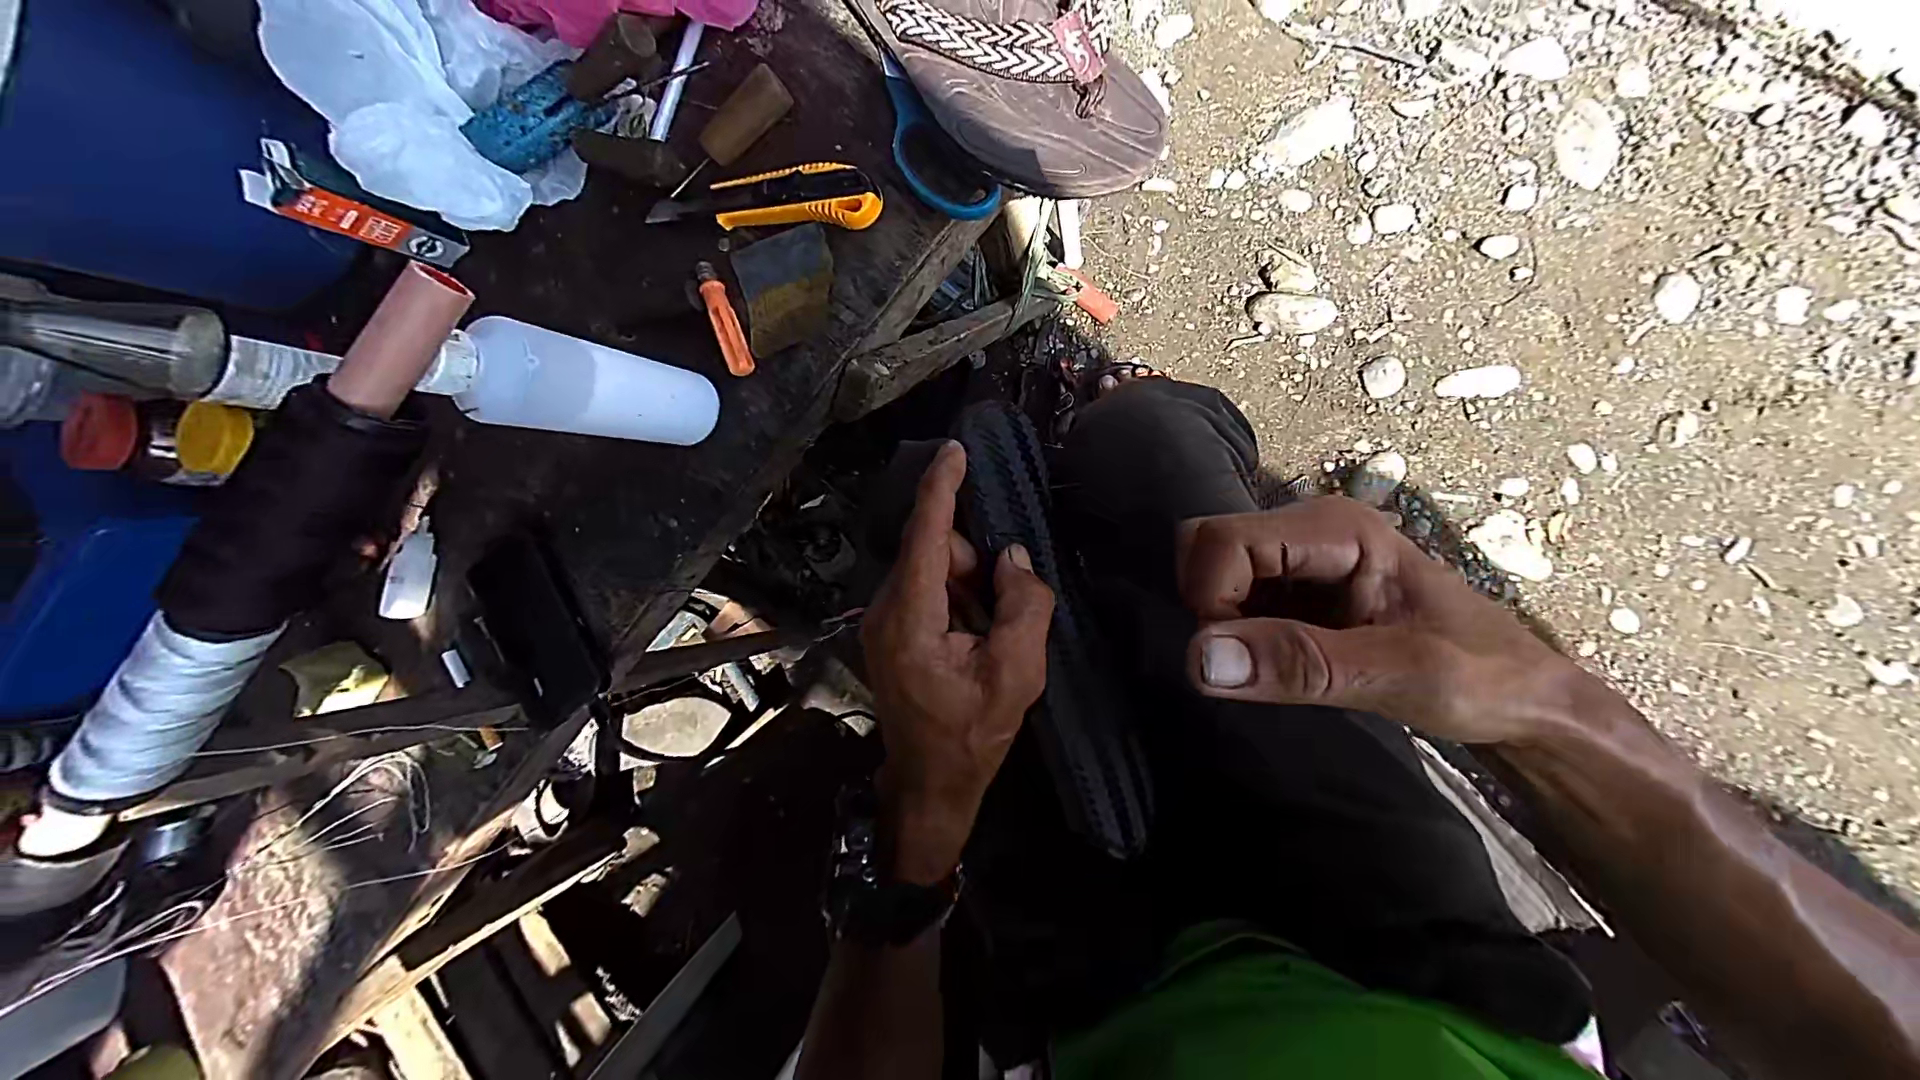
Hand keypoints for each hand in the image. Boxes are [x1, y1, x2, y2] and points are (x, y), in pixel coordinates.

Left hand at [863, 442, 1054, 882]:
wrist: (929, 783)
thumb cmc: (972, 735)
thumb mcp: (1016, 674)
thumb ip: (1022, 606)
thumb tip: (1013, 558)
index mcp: (910, 619)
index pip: (926, 536)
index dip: (941, 489)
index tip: (955, 450)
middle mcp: (886, 610)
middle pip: (936, 552)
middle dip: (975, 564)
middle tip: (1005, 606)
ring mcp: (882, 621)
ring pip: (934, 570)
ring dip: (969, 586)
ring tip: (989, 635)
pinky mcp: (889, 630)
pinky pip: (928, 590)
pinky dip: (957, 600)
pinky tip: (974, 638)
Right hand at [1178, 496, 1588, 745]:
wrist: (1527, 702)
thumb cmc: (1489, 679)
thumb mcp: (1404, 675)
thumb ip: (1301, 664)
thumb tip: (1198, 658)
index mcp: (1336, 528)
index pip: (1221, 541)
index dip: (1211, 599)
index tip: (1238, 659)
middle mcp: (1305, 531)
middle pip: (1205, 548)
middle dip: (1208, 606)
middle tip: (1252, 659)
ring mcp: (1295, 560)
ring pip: (1208, 574)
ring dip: (1219, 625)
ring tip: (1272, 665)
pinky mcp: (1288, 590)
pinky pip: (1226, 599)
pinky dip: (1229, 633)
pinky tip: (1274, 659)